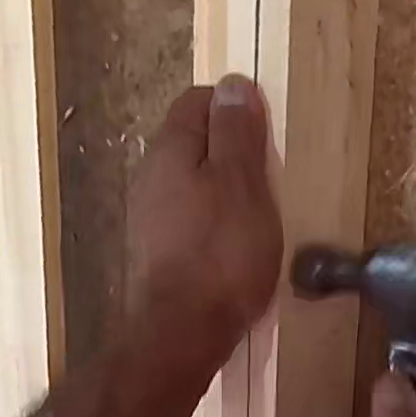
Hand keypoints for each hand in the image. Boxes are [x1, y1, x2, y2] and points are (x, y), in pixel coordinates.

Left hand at [128, 76, 283, 355]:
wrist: (182, 331)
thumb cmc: (222, 253)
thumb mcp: (243, 185)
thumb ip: (238, 134)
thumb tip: (233, 84)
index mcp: (172, 151)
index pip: (198, 102)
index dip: (234, 108)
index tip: (266, 135)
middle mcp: (150, 177)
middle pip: (192, 144)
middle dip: (229, 152)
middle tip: (267, 179)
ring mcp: (148, 219)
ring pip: (189, 185)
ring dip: (222, 191)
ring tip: (256, 217)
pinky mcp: (155, 255)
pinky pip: (187, 221)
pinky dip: (212, 223)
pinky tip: (231, 249)